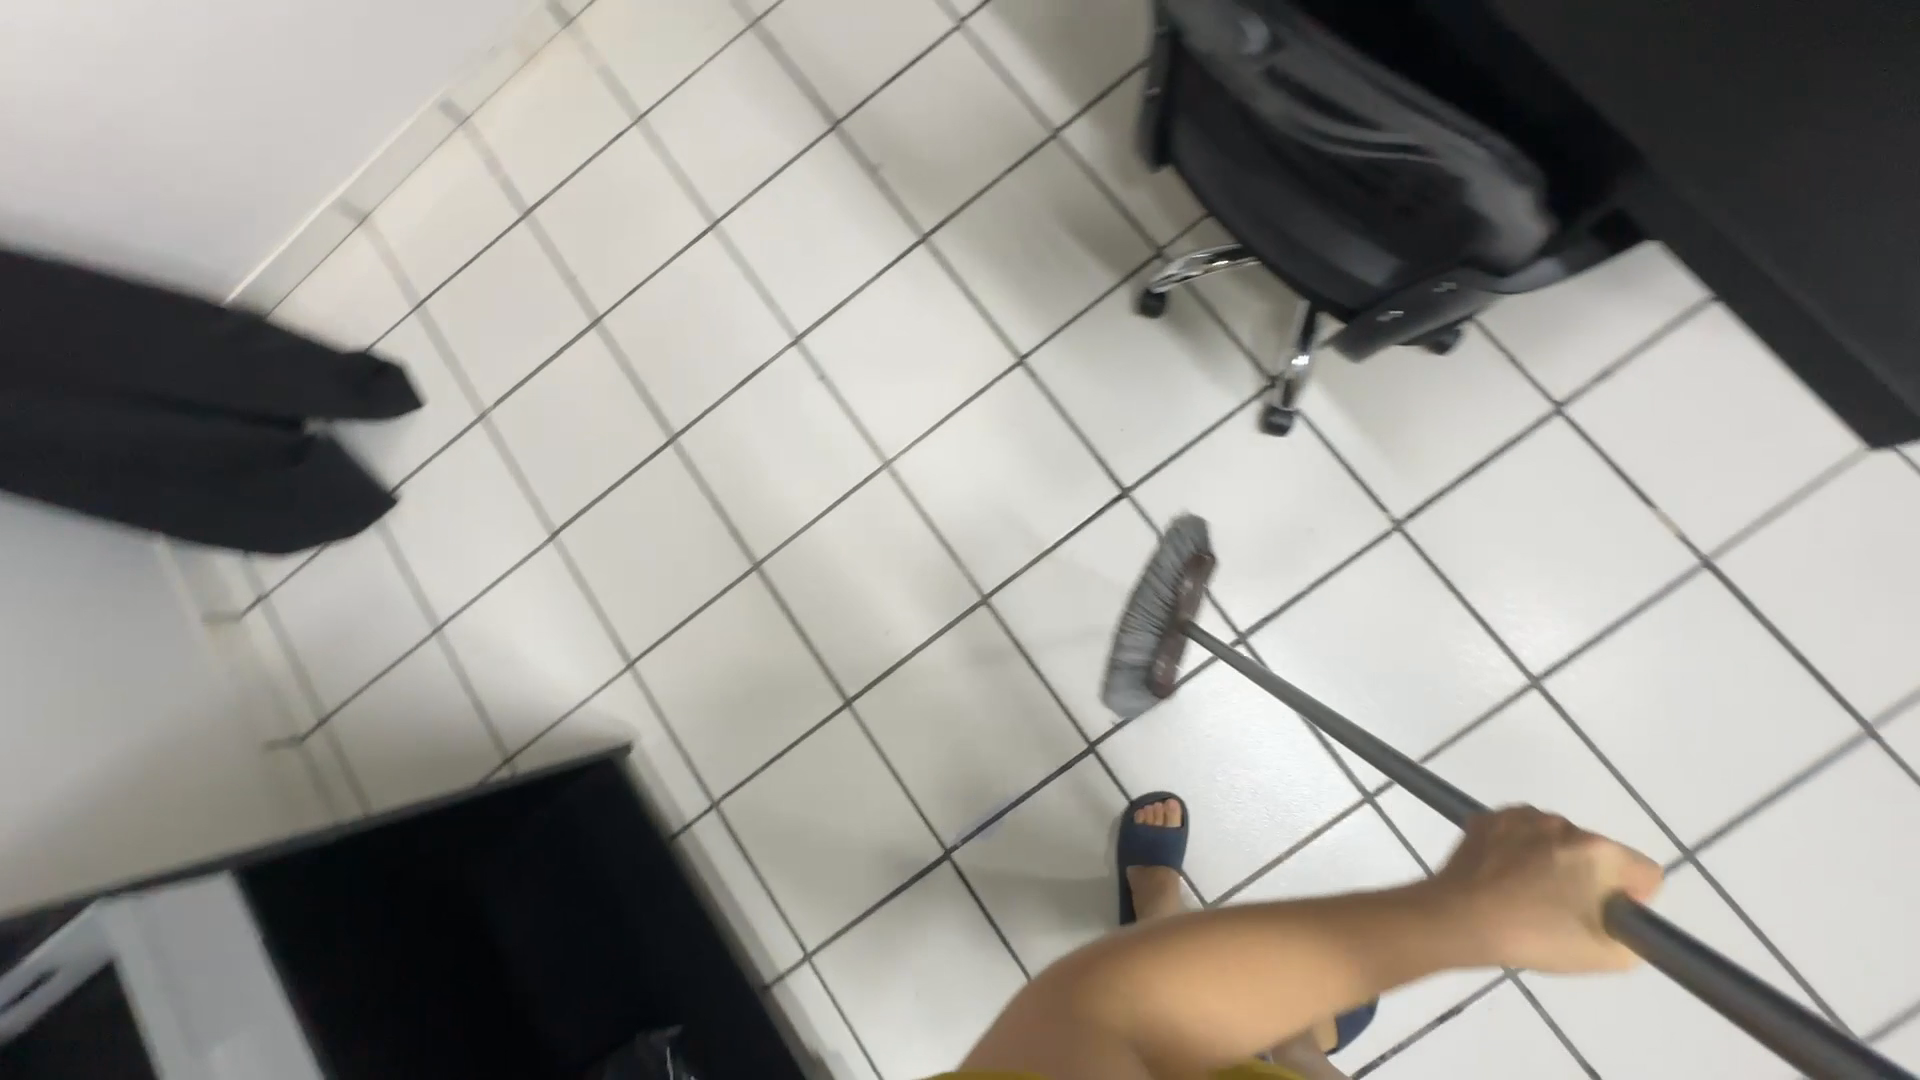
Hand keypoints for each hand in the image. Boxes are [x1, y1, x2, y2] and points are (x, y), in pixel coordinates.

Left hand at [1431, 806, 1663, 973]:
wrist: (1461, 917)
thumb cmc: (1538, 937)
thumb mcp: (1613, 955)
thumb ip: (1635, 930)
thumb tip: (1620, 908)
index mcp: (1599, 851)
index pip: (1644, 870)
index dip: (1632, 897)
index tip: (1604, 914)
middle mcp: (1561, 823)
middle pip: (1596, 851)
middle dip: (1589, 875)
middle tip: (1562, 906)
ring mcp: (1518, 816)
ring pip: (1555, 838)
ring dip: (1552, 858)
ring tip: (1526, 891)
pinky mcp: (1486, 818)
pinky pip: (1518, 831)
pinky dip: (1517, 847)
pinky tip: (1503, 873)